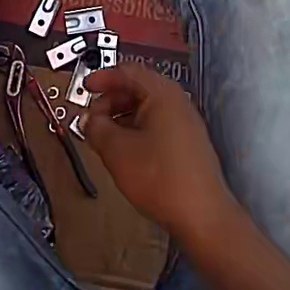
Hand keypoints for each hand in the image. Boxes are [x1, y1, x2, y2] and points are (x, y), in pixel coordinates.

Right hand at [81, 63, 235, 240]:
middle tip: (93, 116)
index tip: (87, 87)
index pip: (128, 71)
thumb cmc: (163, 179)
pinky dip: (136, 131)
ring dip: (121, 117)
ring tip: (105, 137)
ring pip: (146, 109)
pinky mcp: (188, 146)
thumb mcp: (115, 149)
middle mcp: (178, 104)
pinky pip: (156, 126)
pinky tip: (125, 152)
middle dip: (110, 100)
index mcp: (162, 94)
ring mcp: (186, 125)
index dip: (102, 77)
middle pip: (137, 88)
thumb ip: (96, 127)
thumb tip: (88, 120)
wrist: (202, 218)